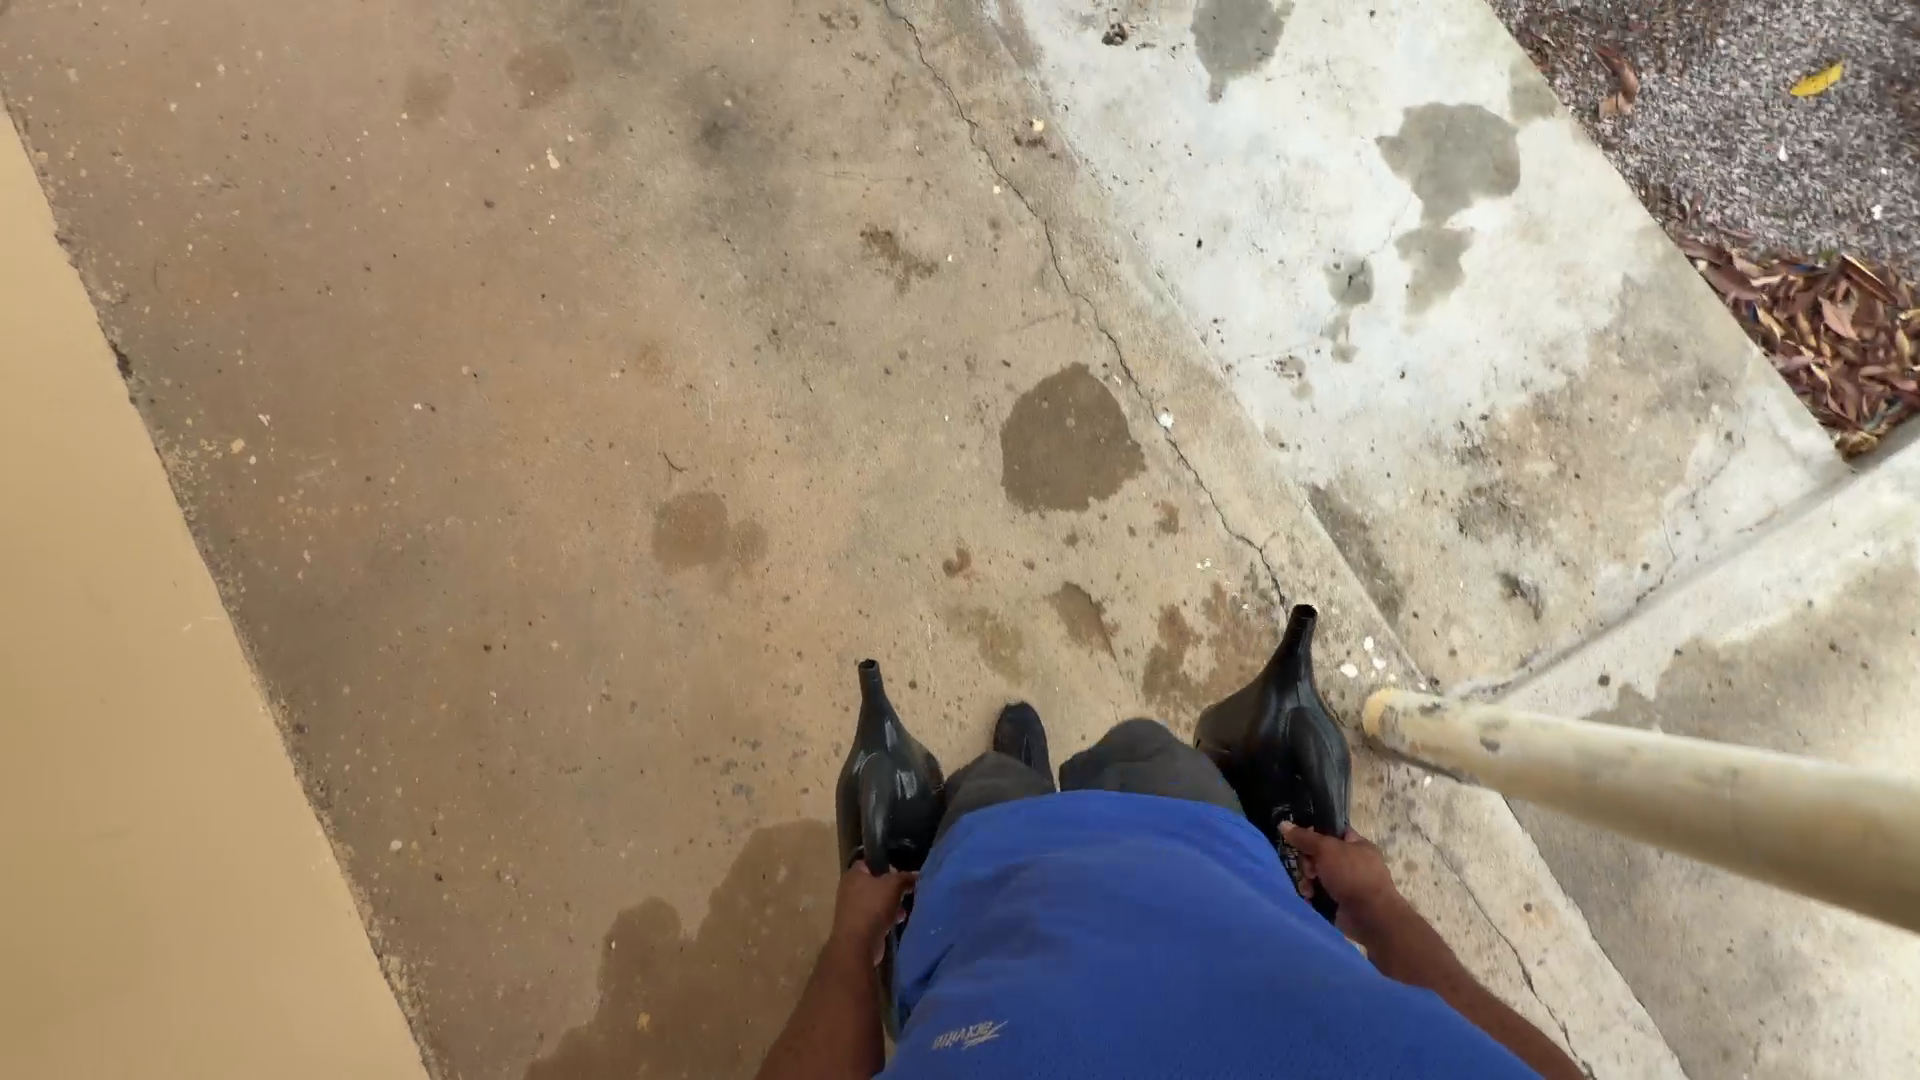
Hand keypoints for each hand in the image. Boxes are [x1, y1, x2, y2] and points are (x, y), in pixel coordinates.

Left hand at [827, 864, 916, 965]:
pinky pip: (875, 917)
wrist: (858, 945)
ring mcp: (852, 910)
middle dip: (891, 888)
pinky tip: (898, 922)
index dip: (885, 863)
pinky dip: (886, 919)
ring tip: (904, 909)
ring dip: (891, 905)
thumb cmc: (873, 907)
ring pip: (876, 902)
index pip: (869, 862)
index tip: (900, 869)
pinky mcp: (857, 928)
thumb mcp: (894, 885)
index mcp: (853, 875)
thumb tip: (916, 874)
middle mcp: (849, 890)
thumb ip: (905, 877)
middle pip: (874, 883)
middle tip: (906, 890)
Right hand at [1280, 823, 1404, 929]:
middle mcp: (1353, 863)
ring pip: (1316, 874)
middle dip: (1308, 862)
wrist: (1371, 918)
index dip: (1314, 832)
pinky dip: (1312, 893)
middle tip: (1309, 870)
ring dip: (1307, 880)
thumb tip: (1283, 824)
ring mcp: (1347, 883)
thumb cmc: (1352, 876)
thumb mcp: (1326, 849)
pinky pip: (1319, 891)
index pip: (1332, 831)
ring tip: (1308, 887)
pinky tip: (1310, 897)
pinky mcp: (1341, 901)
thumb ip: (1304, 837)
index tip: (1299, 837)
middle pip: (1319, 853)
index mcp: (1358, 845)